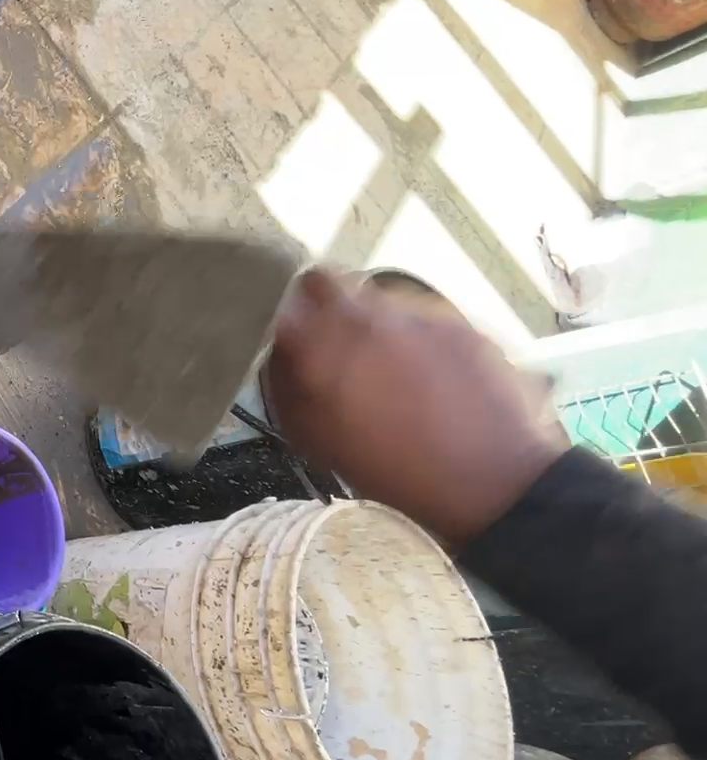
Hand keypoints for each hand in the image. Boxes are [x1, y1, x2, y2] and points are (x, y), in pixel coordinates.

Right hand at [265, 270, 565, 543]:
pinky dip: (407, 333)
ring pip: (372, 296)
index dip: (267, 310)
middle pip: (322, 280)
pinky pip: (417, 316)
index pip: (273, 298)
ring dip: (364, 319)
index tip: (270, 327)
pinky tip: (420, 369)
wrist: (491, 480)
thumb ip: (281, 381)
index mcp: (317, 343)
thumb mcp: (308, 433)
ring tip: (377, 358)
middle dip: (314, 300)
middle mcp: (363, 316)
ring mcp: (417, 315)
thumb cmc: (384, 464)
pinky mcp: (460, 324)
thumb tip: (273, 350)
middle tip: (320, 333)